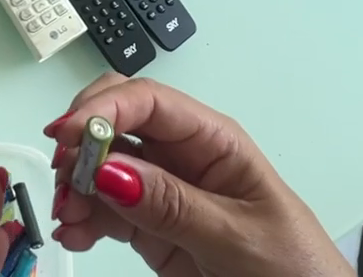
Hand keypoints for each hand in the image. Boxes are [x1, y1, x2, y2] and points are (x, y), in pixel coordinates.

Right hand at [47, 75, 351, 276]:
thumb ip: (175, 205)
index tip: (67, 134)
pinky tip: (75, 229)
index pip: (147, 101)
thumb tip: (110, 168)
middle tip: (63, 170)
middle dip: (83, 137)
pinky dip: (82, 214)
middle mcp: (181, 154)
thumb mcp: (241, 238)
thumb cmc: (299, 274)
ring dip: (76, 181)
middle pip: (117, 119)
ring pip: (102, 163)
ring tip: (68, 214)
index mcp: (211, 139)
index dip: (102, 107)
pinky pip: (104, 206)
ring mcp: (163, 189)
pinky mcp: (150, 225)